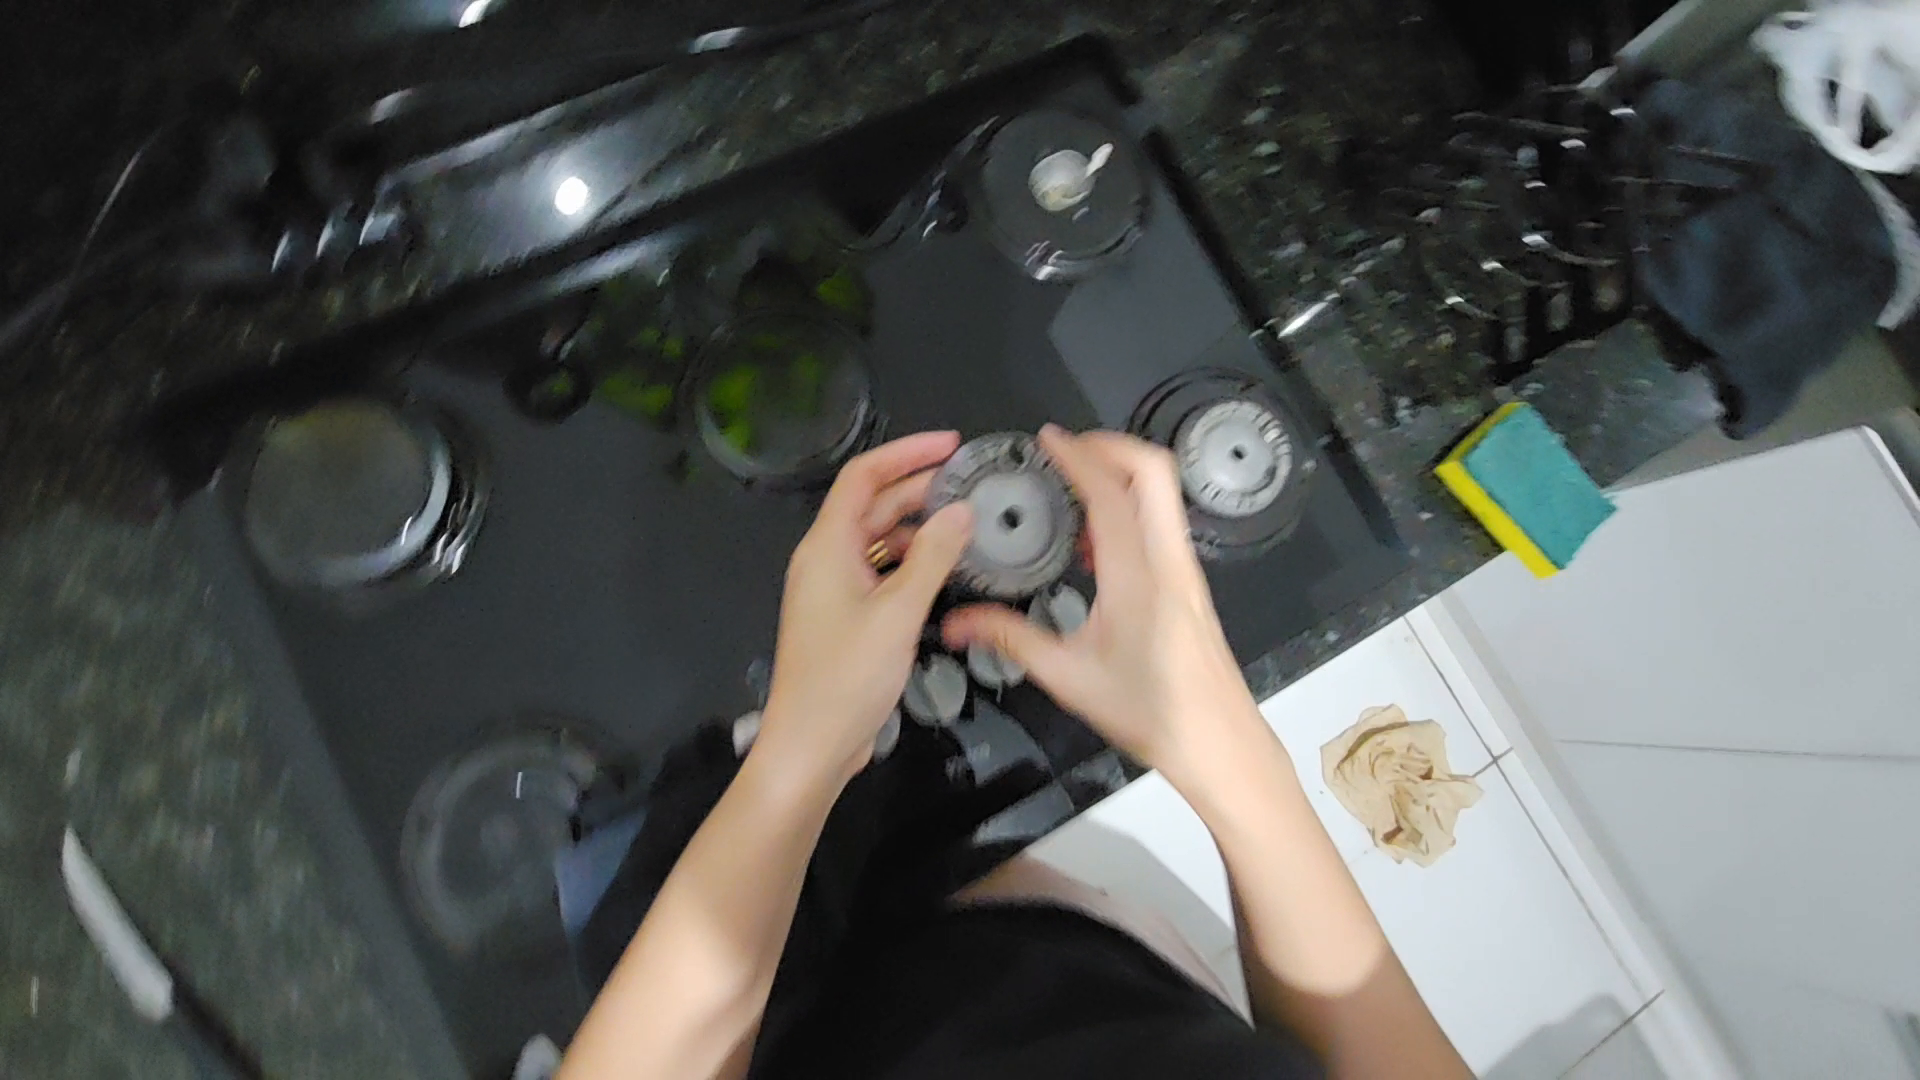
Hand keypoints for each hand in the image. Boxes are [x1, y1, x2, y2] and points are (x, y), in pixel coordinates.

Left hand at [758, 431, 973, 783]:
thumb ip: (931, 557)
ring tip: (963, 524)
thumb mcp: (897, 613)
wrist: (811, 745)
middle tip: (970, 484)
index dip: (906, 453)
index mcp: (827, 546)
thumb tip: (962, 512)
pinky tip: (940, 567)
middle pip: (872, 505)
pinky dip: (908, 561)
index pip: (864, 477)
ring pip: (876, 539)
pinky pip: (878, 570)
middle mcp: (825, 558)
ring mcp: (833, 588)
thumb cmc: (848, 676)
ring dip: (916, 527)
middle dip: (918, 489)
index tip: (951, 445)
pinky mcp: (844, 614)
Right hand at [942, 426, 1267, 789]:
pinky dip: (1130, 507)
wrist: (1219, 743)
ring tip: (1072, 487)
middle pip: (1154, 471)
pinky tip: (1093, 542)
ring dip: (1121, 475)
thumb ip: (1010, 639)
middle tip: (1065, 451)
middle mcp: (1168, 559)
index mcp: (1137, 575)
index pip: (1110, 493)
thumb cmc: (1147, 711)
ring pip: (1162, 494)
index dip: (1079, 456)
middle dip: (1110, 446)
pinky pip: (1161, 522)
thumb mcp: (1068, 678)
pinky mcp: (1188, 582)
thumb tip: (955, 622)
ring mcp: (1184, 569)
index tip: (1048, 438)